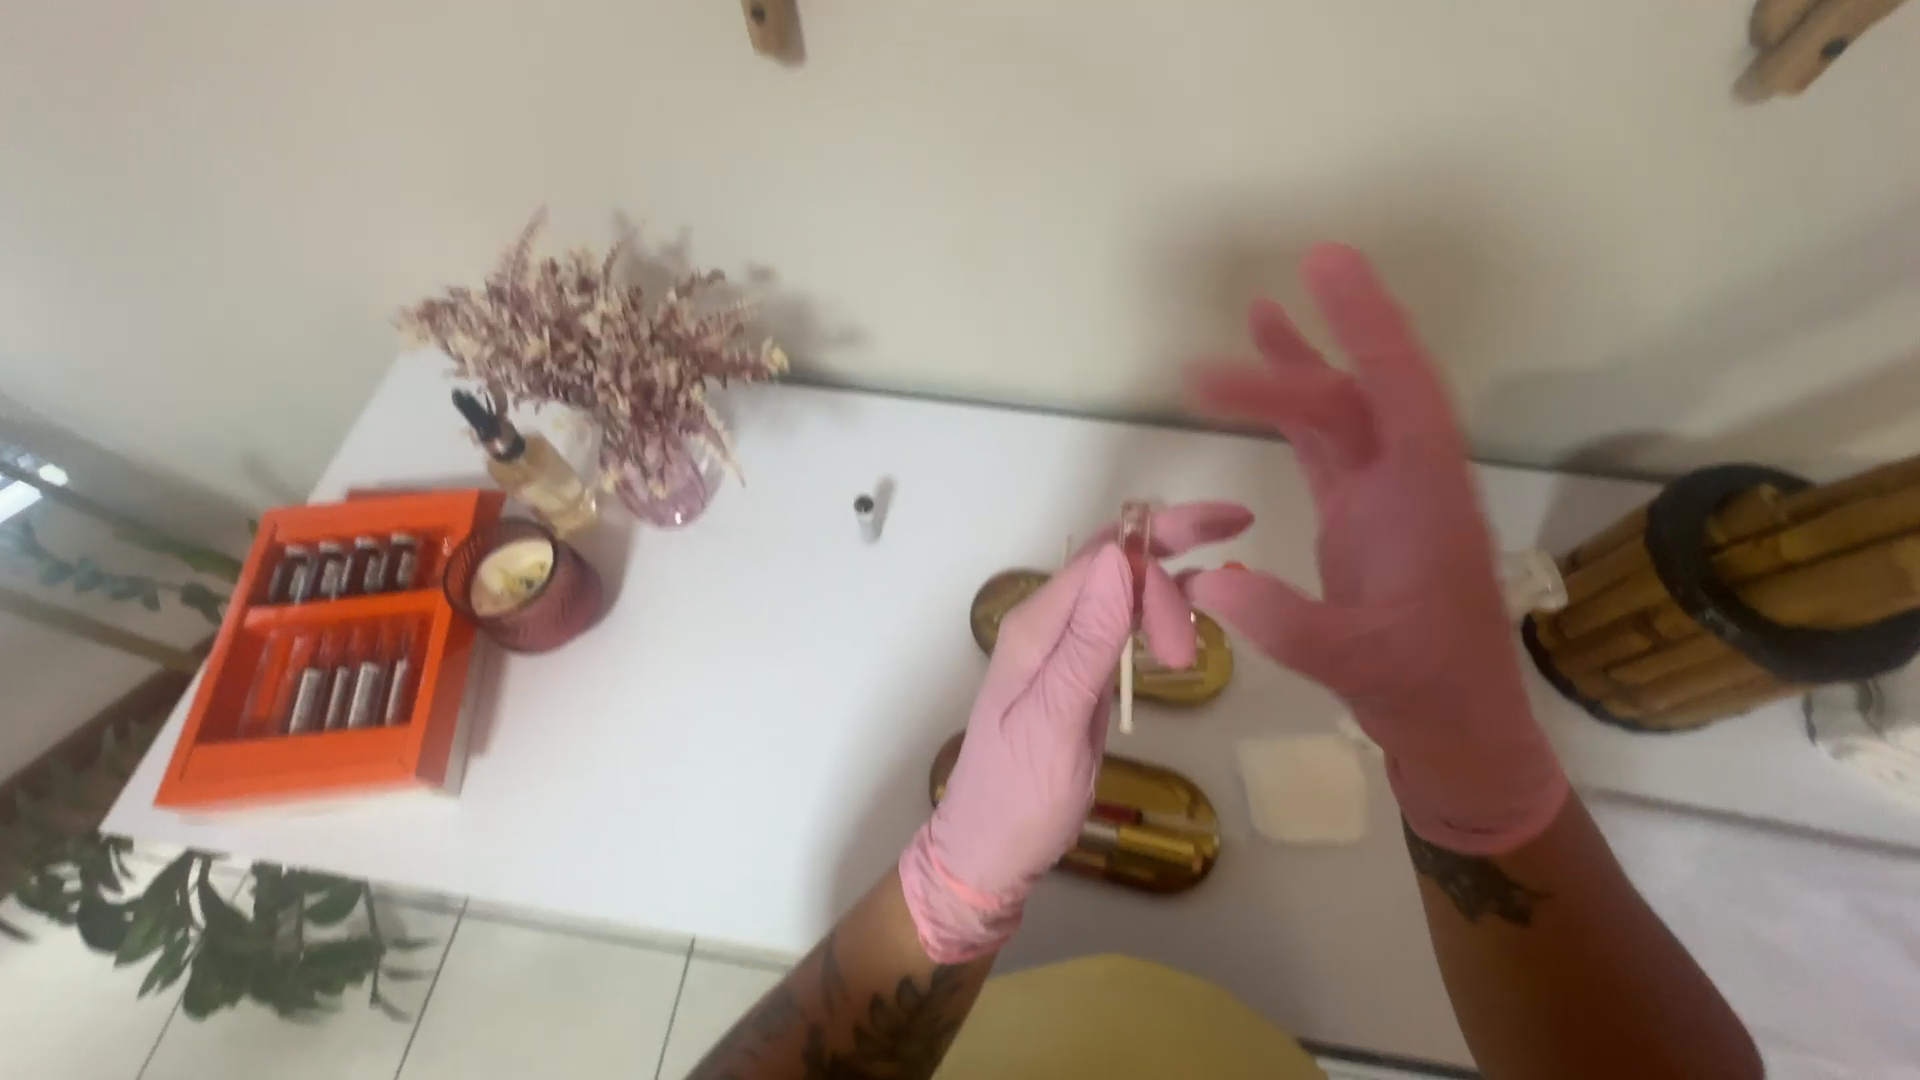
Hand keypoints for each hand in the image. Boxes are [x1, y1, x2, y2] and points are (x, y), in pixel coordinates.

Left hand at [899, 501, 1252, 961]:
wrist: (988, 848)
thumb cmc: (1018, 796)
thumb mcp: (1054, 722)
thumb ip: (1086, 642)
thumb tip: (1119, 560)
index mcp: (1036, 627)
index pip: (1103, 559)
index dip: (1159, 553)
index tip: (1208, 594)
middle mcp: (1048, 625)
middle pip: (1113, 561)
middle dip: (1173, 549)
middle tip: (1233, 559)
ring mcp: (1063, 646)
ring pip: (1122, 590)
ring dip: (1169, 597)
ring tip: (1192, 649)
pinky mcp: (1078, 670)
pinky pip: (1120, 624)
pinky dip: (1156, 620)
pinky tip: (1181, 634)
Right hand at [1182, 244, 1566, 854]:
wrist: (1450, 723)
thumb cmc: (1423, 689)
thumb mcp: (1357, 663)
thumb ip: (1286, 621)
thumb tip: (1205, 580)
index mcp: (1423, 499)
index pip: (1397, 390)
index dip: (1364, 324)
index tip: (1326, 267)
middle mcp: (1406, 482)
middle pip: (1353, 396)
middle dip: (1298, 357)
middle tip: (1243, 316)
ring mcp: (1380, 497)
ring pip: (1338, 413)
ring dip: (1296, 369)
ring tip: (1256, 316)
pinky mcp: (1356, 516)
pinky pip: (1322, 448)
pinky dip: (1289, 415)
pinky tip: (1258, 396)